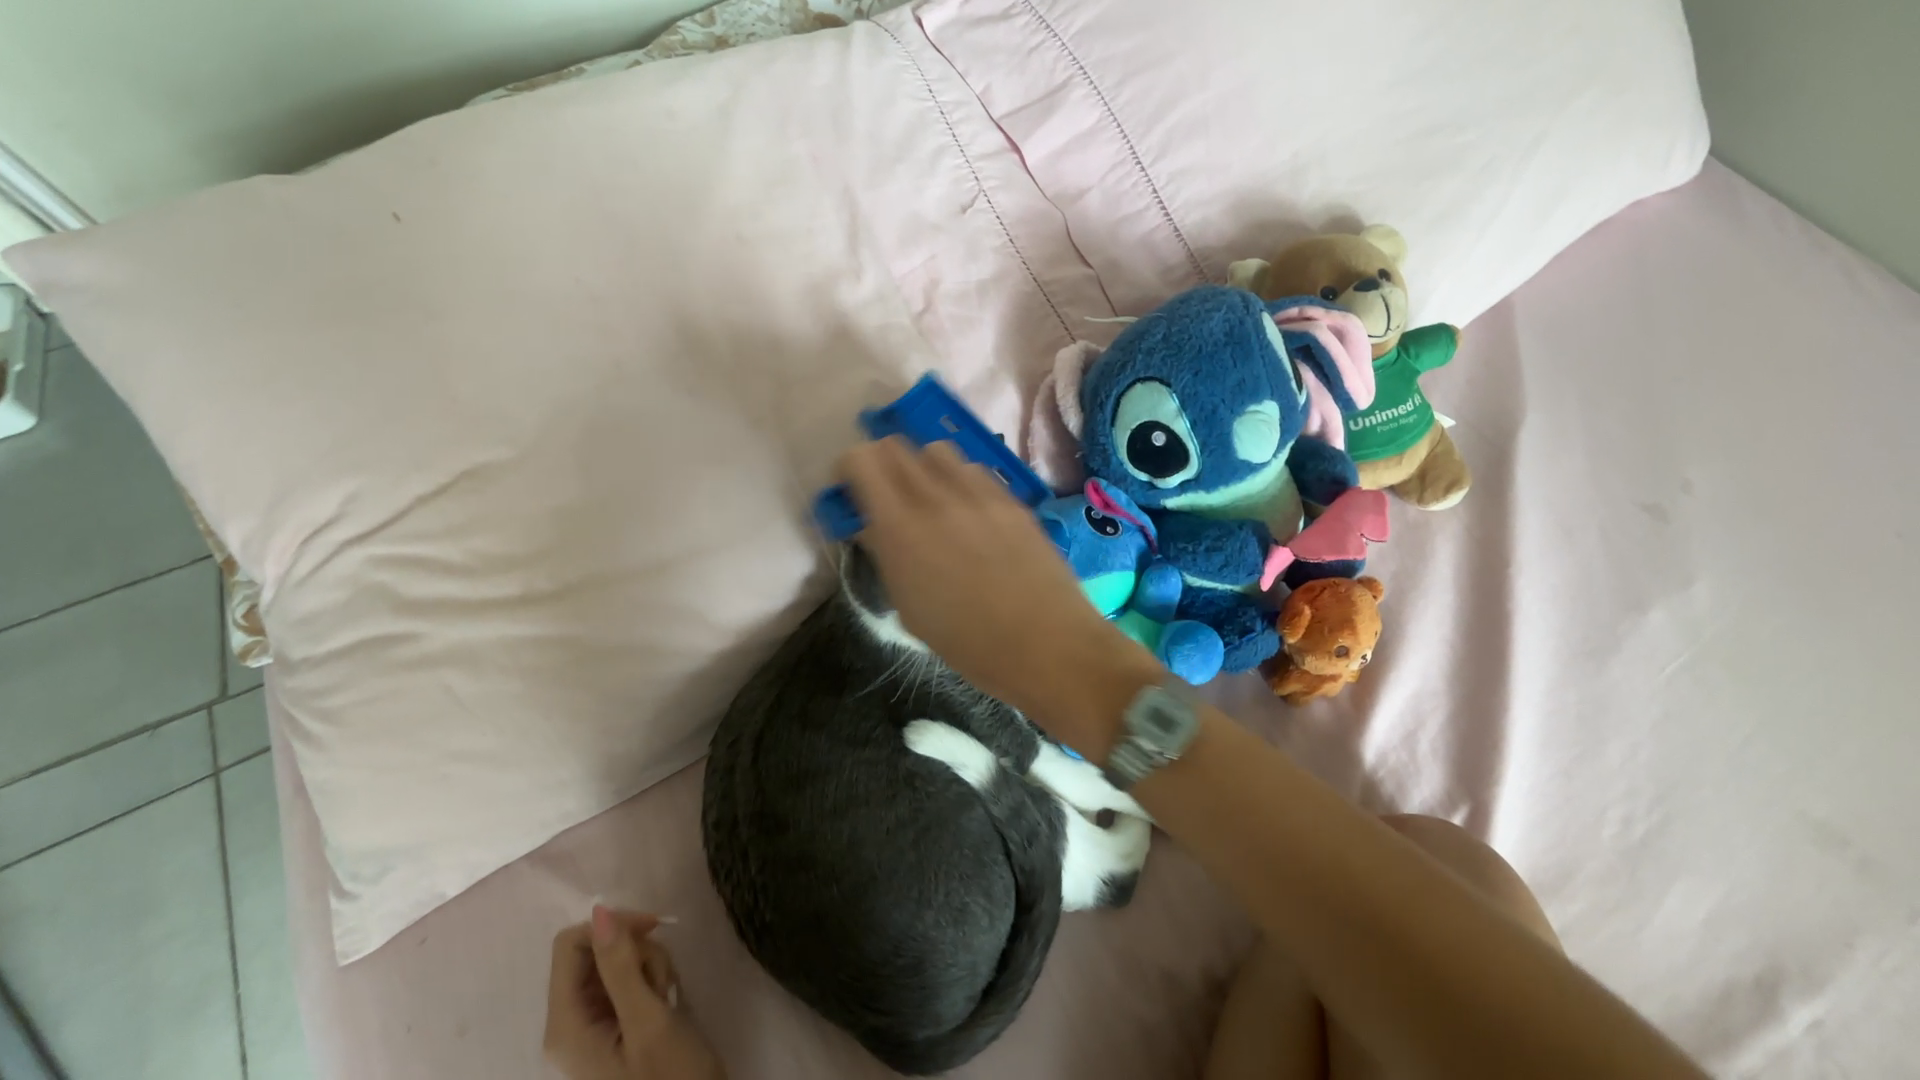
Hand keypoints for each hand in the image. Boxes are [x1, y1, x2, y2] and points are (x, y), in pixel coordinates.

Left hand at [543, 907, 724, 1079]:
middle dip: (634, 952)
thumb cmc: (671, 1078)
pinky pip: (625, 981)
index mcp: (564, 1025)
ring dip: (648, 965)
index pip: (570, 946)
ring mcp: (591, 1026)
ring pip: (614, 962)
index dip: (611, 927)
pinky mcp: (614, 1026)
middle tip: (662, 980)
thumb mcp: (648, 1020)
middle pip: (593, 953)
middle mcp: (569, 1022)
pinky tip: (667, 1001)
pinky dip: (650, 980)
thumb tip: (599, 910)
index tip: (654, 927)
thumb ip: (619, 966)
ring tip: (668, 995)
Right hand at [838, 437, 1160, 739]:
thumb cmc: (968, 643)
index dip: (850, 469)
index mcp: (900, 528)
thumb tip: (873, 526)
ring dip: (923, 467)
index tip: (852, 491)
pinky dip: (961, 481)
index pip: (861, 460)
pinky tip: (970, 512)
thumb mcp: (909, 607)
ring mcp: (979, 493)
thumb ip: (887, 555)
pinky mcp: (1013, 499)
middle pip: (896, 447)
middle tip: (886, 494)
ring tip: (930, 500)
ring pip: (937, 451)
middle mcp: (936, 498)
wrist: (1046, 644)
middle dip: (882, 464)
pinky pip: (975, 470)